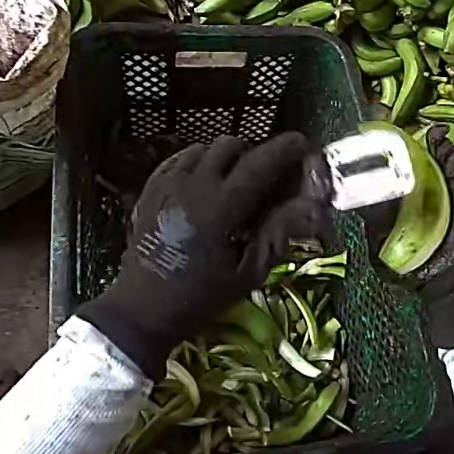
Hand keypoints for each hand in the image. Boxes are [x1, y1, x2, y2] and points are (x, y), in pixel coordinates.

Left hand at [79, 133, 331, 376]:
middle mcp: (192, 186)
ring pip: (203, 149)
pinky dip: (196, 163)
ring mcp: (167, 185)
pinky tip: (202, 185)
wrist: (143, 309)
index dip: (285, 149)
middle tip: (264, 177)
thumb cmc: (200, 297)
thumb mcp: (247, 273)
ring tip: (232, 183)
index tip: (302, 144)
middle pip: (231, 145)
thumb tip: (310, 205)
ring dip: (224, 158)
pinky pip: (177, 160)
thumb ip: (277, 233)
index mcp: (221, 207)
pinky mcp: (149, 190)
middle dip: (253, 153)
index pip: (260, 162)